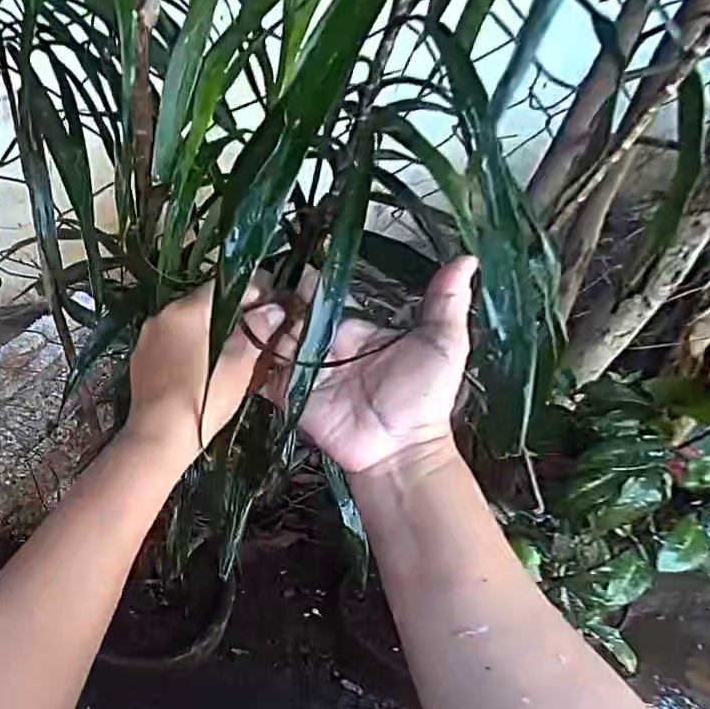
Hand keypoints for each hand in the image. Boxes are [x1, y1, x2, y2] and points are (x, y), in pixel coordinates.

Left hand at [124, 280, 285, 461]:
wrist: (157, 438)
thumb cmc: (201, 403)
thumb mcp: (237, 369)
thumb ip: (255, 334)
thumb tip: (272, 311)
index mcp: (187, 311)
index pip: (223, 286)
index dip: (250, 292)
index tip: (269, 304)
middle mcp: (162, 316)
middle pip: (202, 303)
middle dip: (229, 312)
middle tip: (254, 330)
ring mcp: (147, 338)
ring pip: (184, 323)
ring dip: (207, 330)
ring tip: (229, 351)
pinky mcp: (139, 359)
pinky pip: (170, 342)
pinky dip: (187, 347)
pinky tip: (201, 368)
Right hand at [263, 256, 474, 474]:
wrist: (400, 449)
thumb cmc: (423, 399)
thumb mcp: (442, 345)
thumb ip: (445, 304)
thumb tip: (466, 259)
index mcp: (354, 330)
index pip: (324, 299)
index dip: (310, 283)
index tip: (299, 266)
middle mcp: (324, 347)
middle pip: (292, 315)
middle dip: (279, 300)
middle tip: (267, 285)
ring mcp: (304, 372)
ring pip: (273, 340)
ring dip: (262, 324)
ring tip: (256, 310)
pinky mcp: (289, 396)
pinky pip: (263, 376)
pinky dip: (250, 361)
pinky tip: (243, 342)